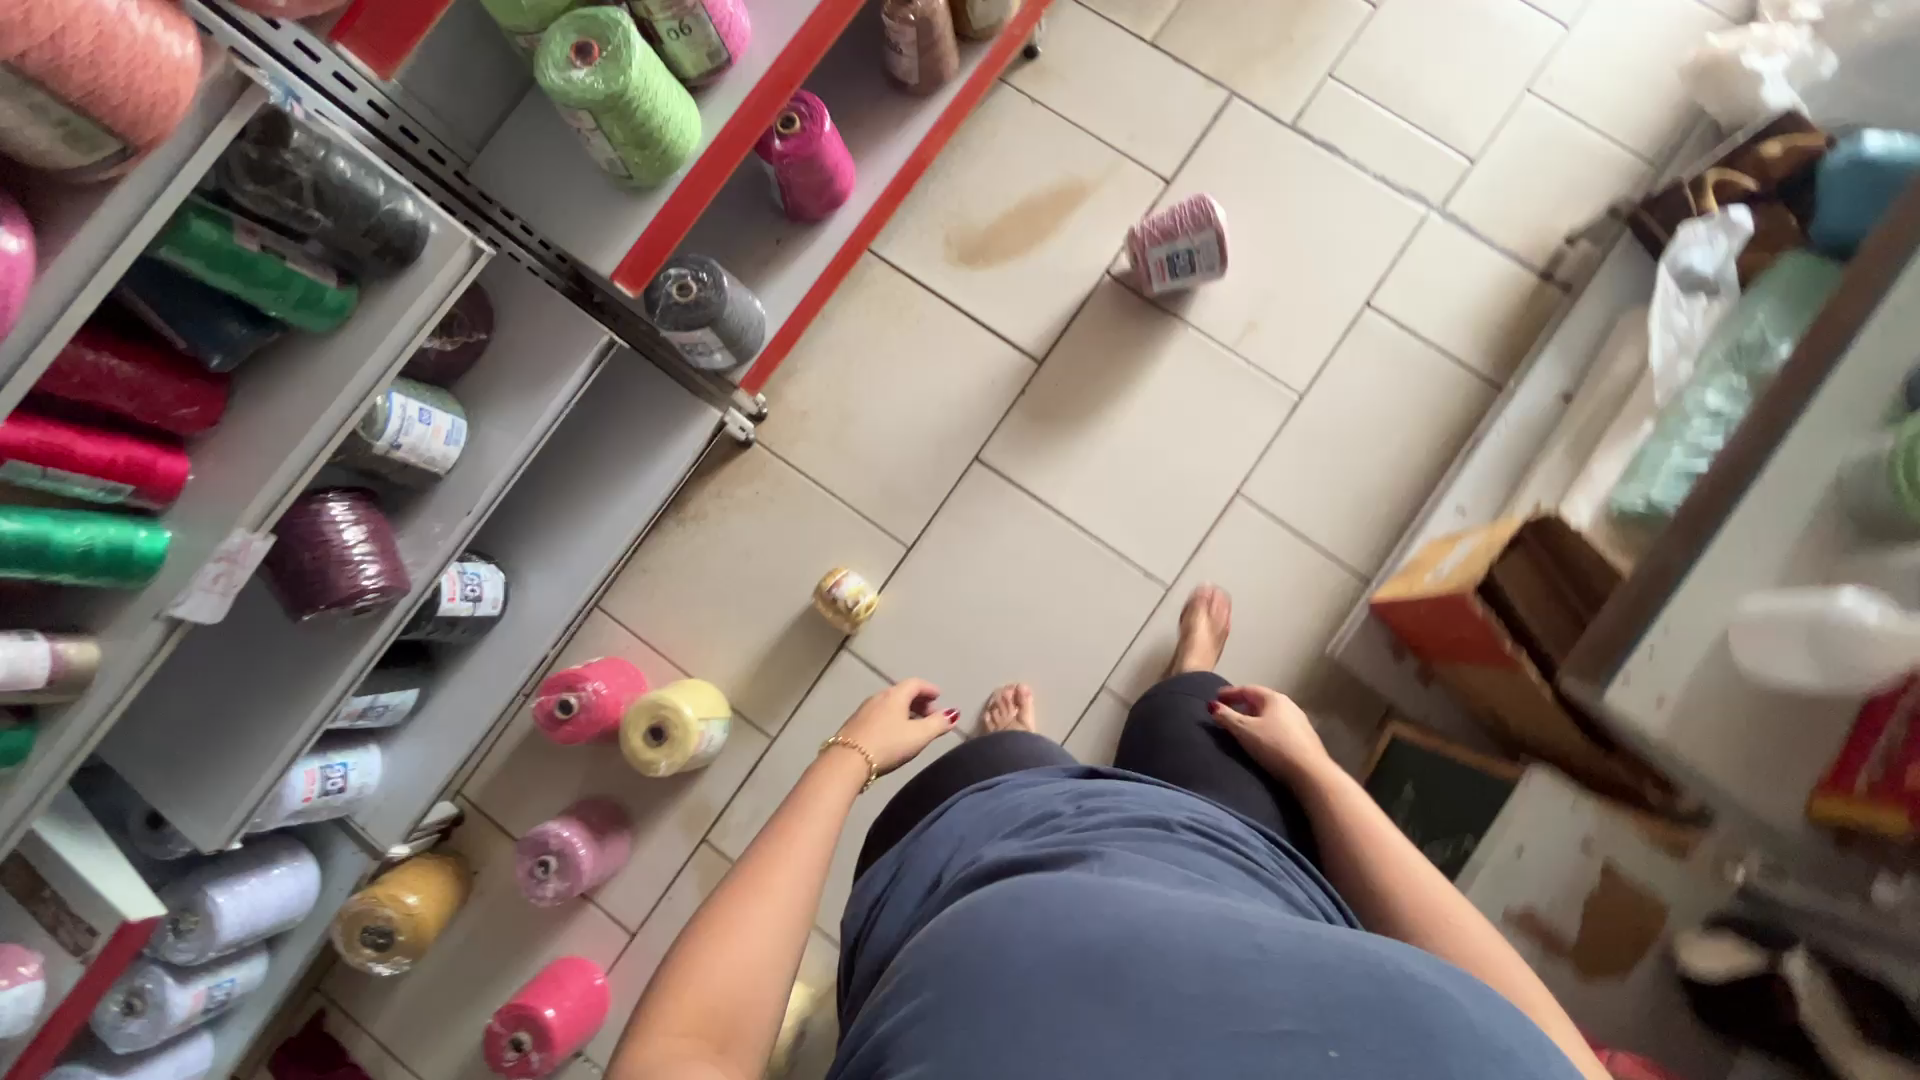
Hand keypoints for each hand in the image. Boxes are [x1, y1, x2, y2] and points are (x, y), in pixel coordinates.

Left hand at [833, 677, 958, 773]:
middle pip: (902, 693)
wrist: (847, 761)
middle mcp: (878, 697)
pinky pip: (879, 714)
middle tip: (931, 714)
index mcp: (895, 695)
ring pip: (890, 704)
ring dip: (905, 711)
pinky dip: (892, 718)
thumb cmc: (888, 745)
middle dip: (919, 701)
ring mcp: (864, 710)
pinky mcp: (854, 724)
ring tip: (914, 726)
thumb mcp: (919, 736)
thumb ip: (938, 724)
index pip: (916, 683)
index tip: (939, 696)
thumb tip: (953, 714)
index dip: (929, 688)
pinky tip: (894, 734)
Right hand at [1210, 685, 1333, 783]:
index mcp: (1274, 698)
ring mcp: (1299, 721)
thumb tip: (1212, 706)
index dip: (1230, 693)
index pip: (1247, 689)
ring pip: (1271, 714)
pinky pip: (1279, 726)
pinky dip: (1266, 728)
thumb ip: (1226, 717)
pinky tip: (1262, 739)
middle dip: (1242, 705)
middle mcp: (1289, 705)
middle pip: (1260, 701)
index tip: (1216, 696)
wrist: (1310, 773)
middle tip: (1228, 712)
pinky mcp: (1304, 738)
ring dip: (1254, 717)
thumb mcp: (1244, 730)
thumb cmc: (1273, 746)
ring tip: (1243, 726)